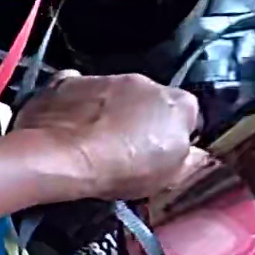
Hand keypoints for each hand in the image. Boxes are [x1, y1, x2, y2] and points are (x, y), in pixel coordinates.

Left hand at [11, 72, 204, 200]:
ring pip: (106, 92)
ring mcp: (99, 78)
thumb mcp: (168, 176)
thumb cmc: (119, 168)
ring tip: (82, 135)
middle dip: (133, 117)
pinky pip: (68, 88)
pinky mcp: (60, 83)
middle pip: (143, 100)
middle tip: (115, 145)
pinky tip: (58, 118)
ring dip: (99, 108)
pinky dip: (66, 100)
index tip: (153, 153)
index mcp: (179, 102)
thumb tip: (197, 155)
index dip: (170, 136)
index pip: (184, 116)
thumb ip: (189, 160)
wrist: (57, 156)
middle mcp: (141, 81)